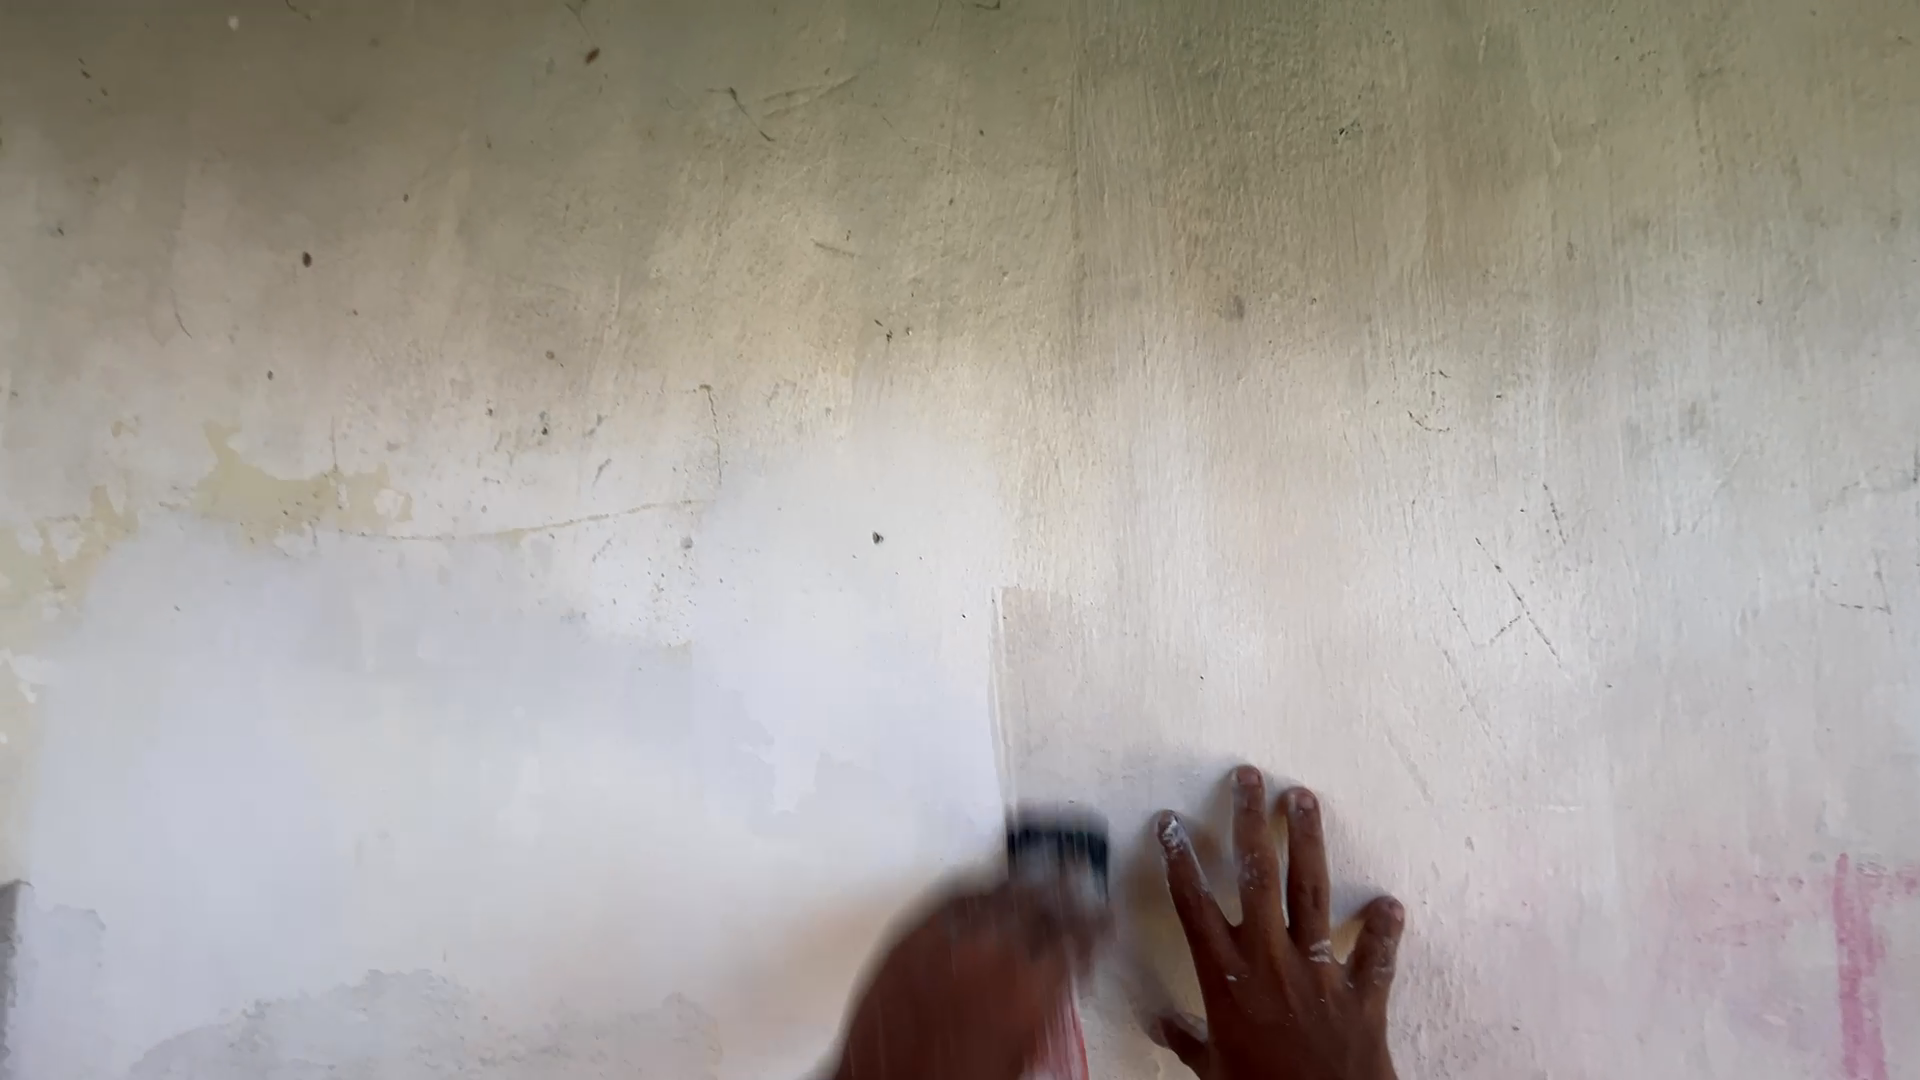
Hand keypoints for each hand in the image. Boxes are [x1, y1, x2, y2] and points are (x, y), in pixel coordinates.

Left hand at [834, 877, 1107, 1079]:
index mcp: (1030, 987)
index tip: (1102, 917)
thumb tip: (1055, 979)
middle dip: (1066, 892)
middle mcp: (995, 951)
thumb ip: (1042, 1004)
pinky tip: (988, 886)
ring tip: (1041, 875)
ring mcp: (954, 935)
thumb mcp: (1021, 1050)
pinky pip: (956, 894)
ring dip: (1027, 883)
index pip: (1076, 938)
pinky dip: (979, 888)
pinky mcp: (917, 930)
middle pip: (1043, 903)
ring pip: (1002, 891)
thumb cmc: (956, 1078)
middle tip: (1077, 884)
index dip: (1094, 924)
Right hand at [1150, 766, 1402, 1079]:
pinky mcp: (1360, 994)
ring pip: (1310, 891)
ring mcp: (1317, 971)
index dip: (1178, 857)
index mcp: (1226, 973)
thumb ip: (1185, 1038)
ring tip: (1303, 797)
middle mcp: (1268, 957)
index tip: (1169, 820)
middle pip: (1256, 874)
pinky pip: (1374, 956)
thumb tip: (1154, 1024)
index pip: (1192, 901)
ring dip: (1307, 840)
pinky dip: (1383, 931)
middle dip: (1250, 820)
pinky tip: (1390, 902)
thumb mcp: (1212, 1071)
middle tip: (1249, 777)